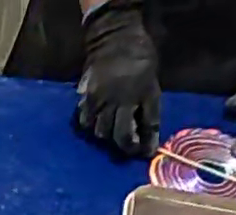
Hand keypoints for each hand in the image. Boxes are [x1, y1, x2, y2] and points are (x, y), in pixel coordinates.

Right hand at [76, 0, 158, 156]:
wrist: (114, 40)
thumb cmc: (138, 58)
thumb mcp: (151, 82)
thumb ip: (147, 109)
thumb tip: (148, 139)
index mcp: (139, 94)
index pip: (141, 127)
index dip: (141, 144)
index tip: (144, 153)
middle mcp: (119, 100)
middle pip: (117, 134)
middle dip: (123, 144)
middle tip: (127, 146)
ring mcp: (100, 101)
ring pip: (99, 132)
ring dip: (106, 135)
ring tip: (111, 132)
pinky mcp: (85, 101)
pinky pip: (85, 122)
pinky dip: (90, 126)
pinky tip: (95, 123)